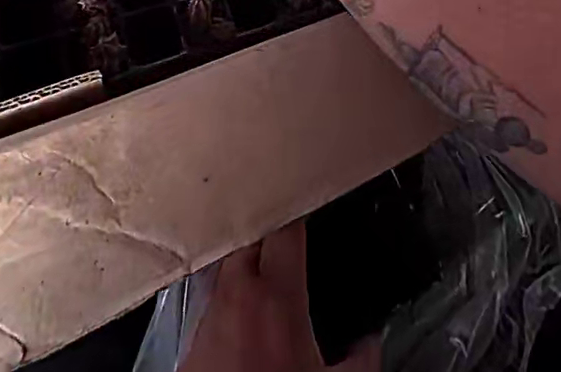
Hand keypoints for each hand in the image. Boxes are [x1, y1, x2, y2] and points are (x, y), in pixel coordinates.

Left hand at [178, 222, 377, 371]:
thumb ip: (360, 358)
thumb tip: (372, 343)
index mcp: (277, 296)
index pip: (287, 231)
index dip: (298, 213)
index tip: (308, 204)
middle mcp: (237, 297)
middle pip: (248, 240)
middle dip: (266, 233)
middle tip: (285, 234)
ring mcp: (207, 319)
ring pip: (225, 272)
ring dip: (243, 268)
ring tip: (263, 274)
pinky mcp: (188, 348)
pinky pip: (209, 308)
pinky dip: (226, 305)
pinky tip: (240, 321)